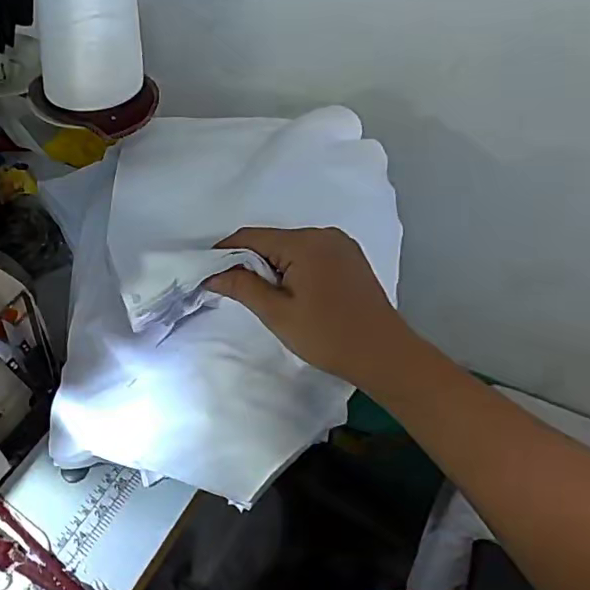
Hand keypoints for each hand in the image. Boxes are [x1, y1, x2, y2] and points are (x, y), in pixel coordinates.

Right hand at [204, 227, 415, 389]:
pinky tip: (289, 293)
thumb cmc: (328, 336)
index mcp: (305, 243)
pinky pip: (309, 255)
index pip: (251, 237)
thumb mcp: (278, 313)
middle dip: (248, 261)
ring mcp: (340, 245)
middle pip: (271, 240)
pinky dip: (292, 268)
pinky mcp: (349, 258)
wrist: (384, 355)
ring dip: (270, 266)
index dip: (224, 252)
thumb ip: (243, 286)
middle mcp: (324, 234)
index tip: (205, 273)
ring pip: (290, 248)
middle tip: (231, 290)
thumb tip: (212, 274)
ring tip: (261, 296)